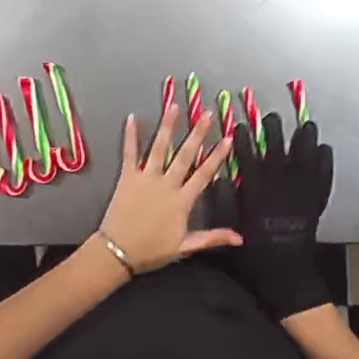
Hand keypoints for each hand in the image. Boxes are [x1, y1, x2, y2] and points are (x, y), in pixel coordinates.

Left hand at [98, 104, 240, 272]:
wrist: (118, 252)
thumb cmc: (151, 250)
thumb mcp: (185, 247)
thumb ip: (212, 238)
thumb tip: (239, 238)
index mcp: (182, 201)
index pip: (204, 174)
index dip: (217, 156)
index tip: (227, 138)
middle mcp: (166, 185)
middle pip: (185, 155)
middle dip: (197, 133)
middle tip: (206, 114)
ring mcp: (146, 179)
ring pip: (159, 148)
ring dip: (168, 127)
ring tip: (174, 107)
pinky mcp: (127, 178)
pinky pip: (129, 153)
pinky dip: (130, 136)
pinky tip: (131, 119)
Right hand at [210, 112, 332, 318]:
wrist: (285, 270)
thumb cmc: (253, 252)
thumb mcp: (231, 226)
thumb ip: (224, 201)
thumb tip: (221, 179)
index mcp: (255, 187)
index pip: (247, 153)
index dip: (243, 138)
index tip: (241, 126)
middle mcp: (279, 182)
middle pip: (277, 146)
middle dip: (273, 129)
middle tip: (271, 118)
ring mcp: (301, 189)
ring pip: (305, 155)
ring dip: (304, 138)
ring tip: (305, 126)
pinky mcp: (316, 199)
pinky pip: (323, 174)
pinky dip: (324, 160)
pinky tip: (324, 149)